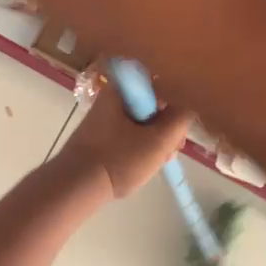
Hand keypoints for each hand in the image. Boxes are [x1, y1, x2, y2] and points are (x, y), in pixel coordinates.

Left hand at [52, 80, 193, 198]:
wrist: (75, 186)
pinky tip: (147, 165)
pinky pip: (128, 134)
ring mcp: (103, 118)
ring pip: (141, 122)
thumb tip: (190, 103)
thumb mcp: (158, 140)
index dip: (176, 97)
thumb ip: (180, 118)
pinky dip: (141, 146)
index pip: (157, 79)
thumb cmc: (118, 159)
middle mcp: (110, 98)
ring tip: (161, 160)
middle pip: (151, 103)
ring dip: (156, 138)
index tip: (182, 120)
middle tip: (173, 147)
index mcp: (121, 90)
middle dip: (167, 125)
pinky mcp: (99, 136)